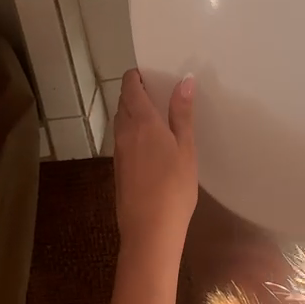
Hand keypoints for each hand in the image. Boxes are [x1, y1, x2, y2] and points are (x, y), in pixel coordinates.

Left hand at [111, 70, 198, 259]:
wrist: (149, 231)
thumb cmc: (174, 187)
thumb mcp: (185, 148)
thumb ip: (182, 113)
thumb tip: (184, 79)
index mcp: (141, 121)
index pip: (130, 87)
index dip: (135, 76)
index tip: (149, 72)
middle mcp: (124, 132)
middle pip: (123, 102)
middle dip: (134, 92)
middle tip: (156, 90)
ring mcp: (118, 152)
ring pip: (121, 121)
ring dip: (132, 112)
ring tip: (155, 114)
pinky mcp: (118, 169)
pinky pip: (122, 139)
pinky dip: (132, 131)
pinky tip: (149, 143)